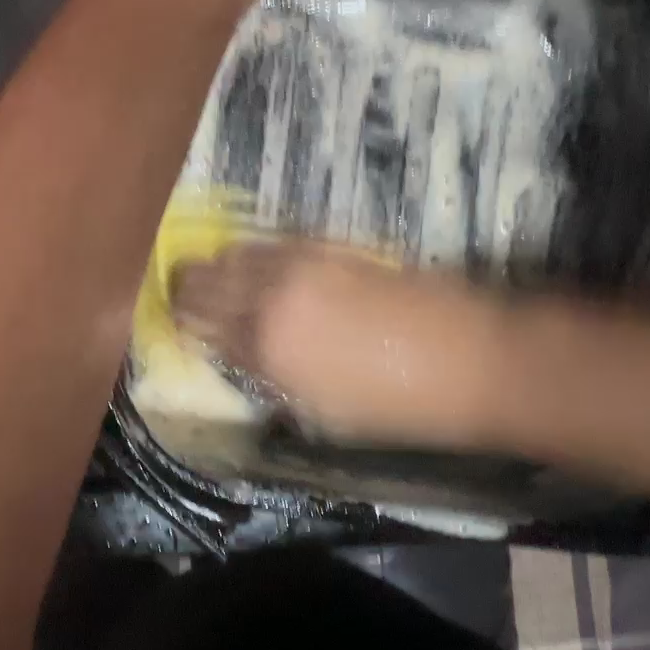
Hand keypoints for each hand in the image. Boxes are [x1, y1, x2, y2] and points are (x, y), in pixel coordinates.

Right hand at [172, 242, 506, 447]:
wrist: (472, 359)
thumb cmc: (394, 405)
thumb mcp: (317, 407)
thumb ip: (264, 374)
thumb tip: (235, 352)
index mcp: (265, 349)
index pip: (197, 326)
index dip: (182, 323)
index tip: (177, 323)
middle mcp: (270, 300)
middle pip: (203, 281)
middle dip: (187, 289)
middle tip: (184, 296)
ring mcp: (299, 266)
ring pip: (232, 254)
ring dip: (217, 266)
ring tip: (217, 276)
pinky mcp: (328, 246)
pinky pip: (270, 242)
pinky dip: (252, 253)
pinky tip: (255, 263)